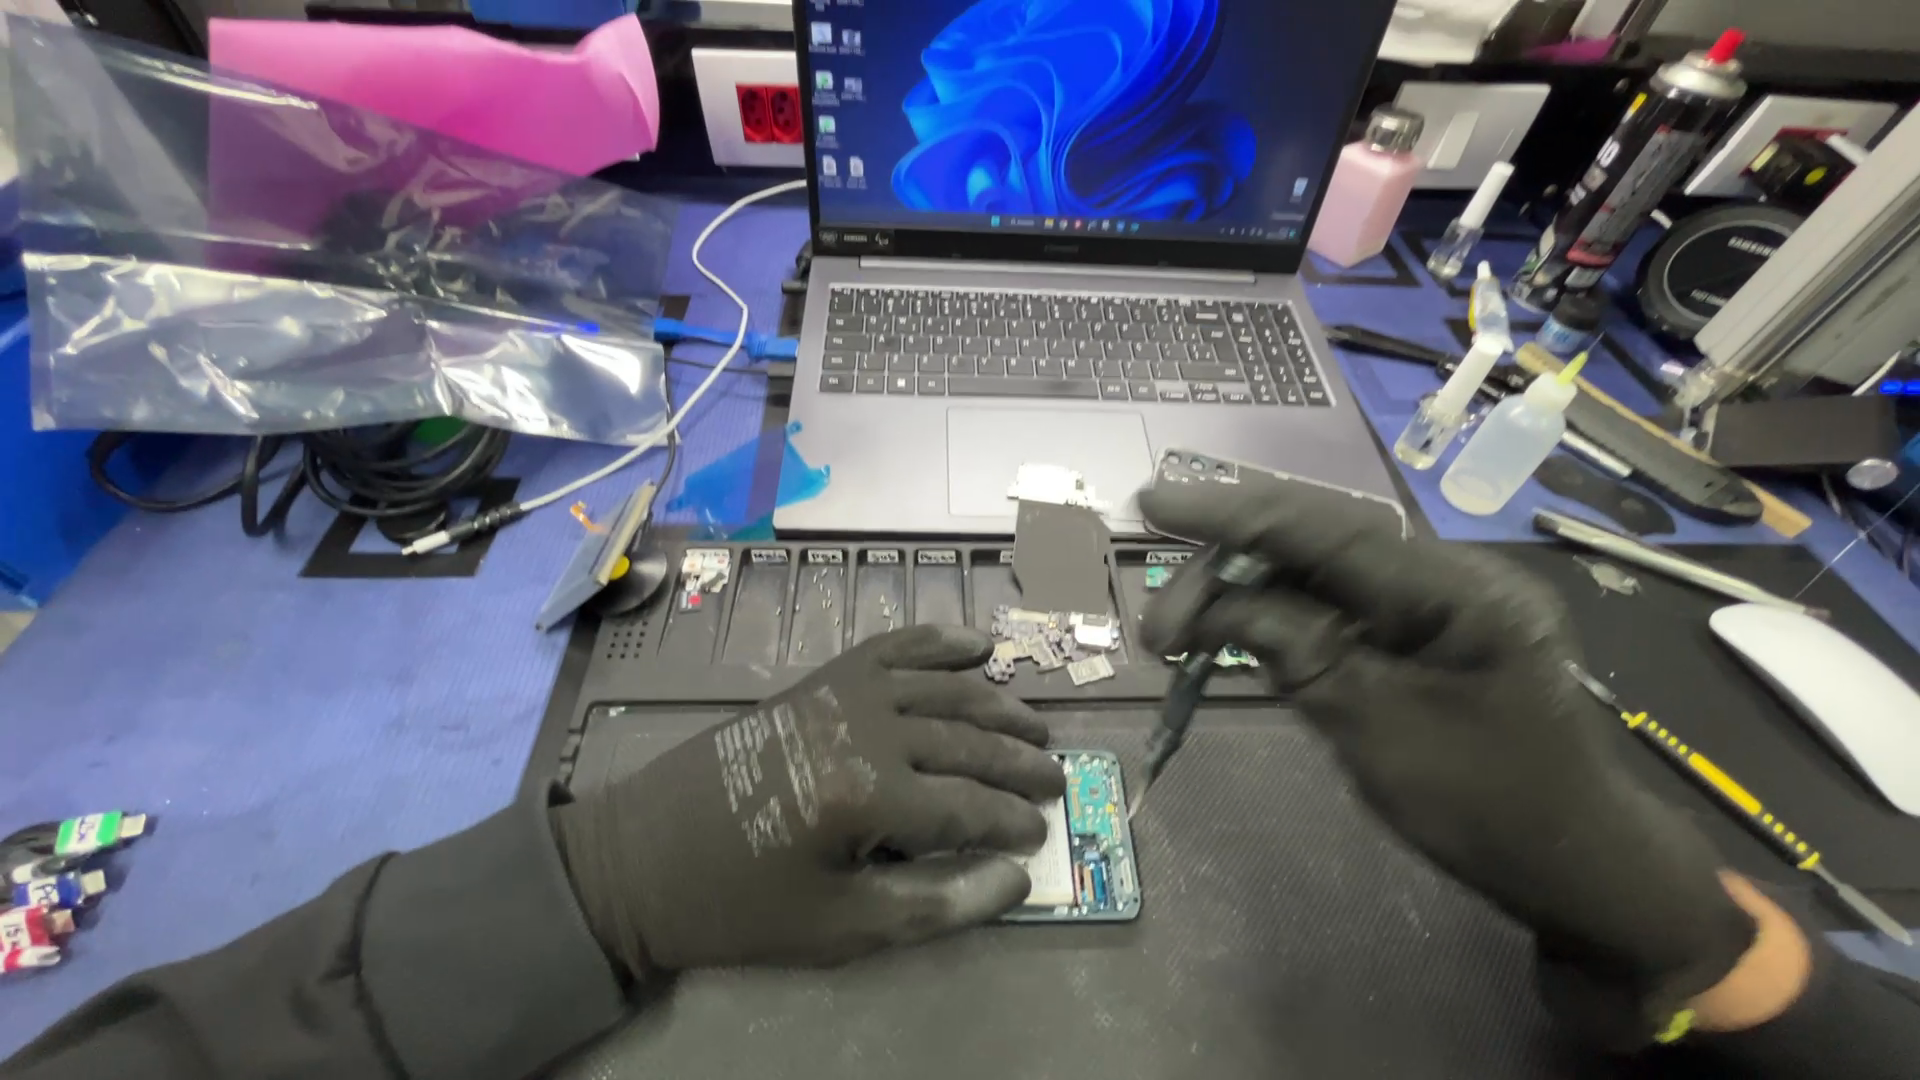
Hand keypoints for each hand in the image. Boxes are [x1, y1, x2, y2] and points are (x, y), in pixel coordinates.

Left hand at [551, 625, 1065, 975]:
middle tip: (1055, 777)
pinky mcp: (823, 678)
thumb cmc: (740, 903)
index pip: (969, 806)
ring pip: (944, 688)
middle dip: (1018, 761)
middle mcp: (866, 727)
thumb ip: (935, 904)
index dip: (1011, 822)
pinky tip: (976, 643)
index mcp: (868, 795)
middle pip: (966, 739)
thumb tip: (1016, 880)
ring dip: (995, 704)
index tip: (1040, 838)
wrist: (644, 853)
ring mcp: (844, 692)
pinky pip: (894, 647)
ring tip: (1033, 724)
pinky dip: (939, 641)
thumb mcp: (838, 931)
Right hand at [1138, 483, 1755, 1036]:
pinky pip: (1327, 602)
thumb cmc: (1485, 807)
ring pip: (1309, 568)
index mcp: (1452, 586)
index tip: (1151, 500)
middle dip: (1221, 568)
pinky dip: (1268, 614)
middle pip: (1308, 540)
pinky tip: (1226, 632)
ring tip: (1175, 637)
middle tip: (1158, 626)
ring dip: (1237, 593)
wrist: (1576, 866)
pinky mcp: (1411, 627)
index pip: (1320, 527)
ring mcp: (1427, 598)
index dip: (1227, 511)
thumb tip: (1213, 606)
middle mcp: (1441, 572)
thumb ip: (1292, 649)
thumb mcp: (1372, 728)